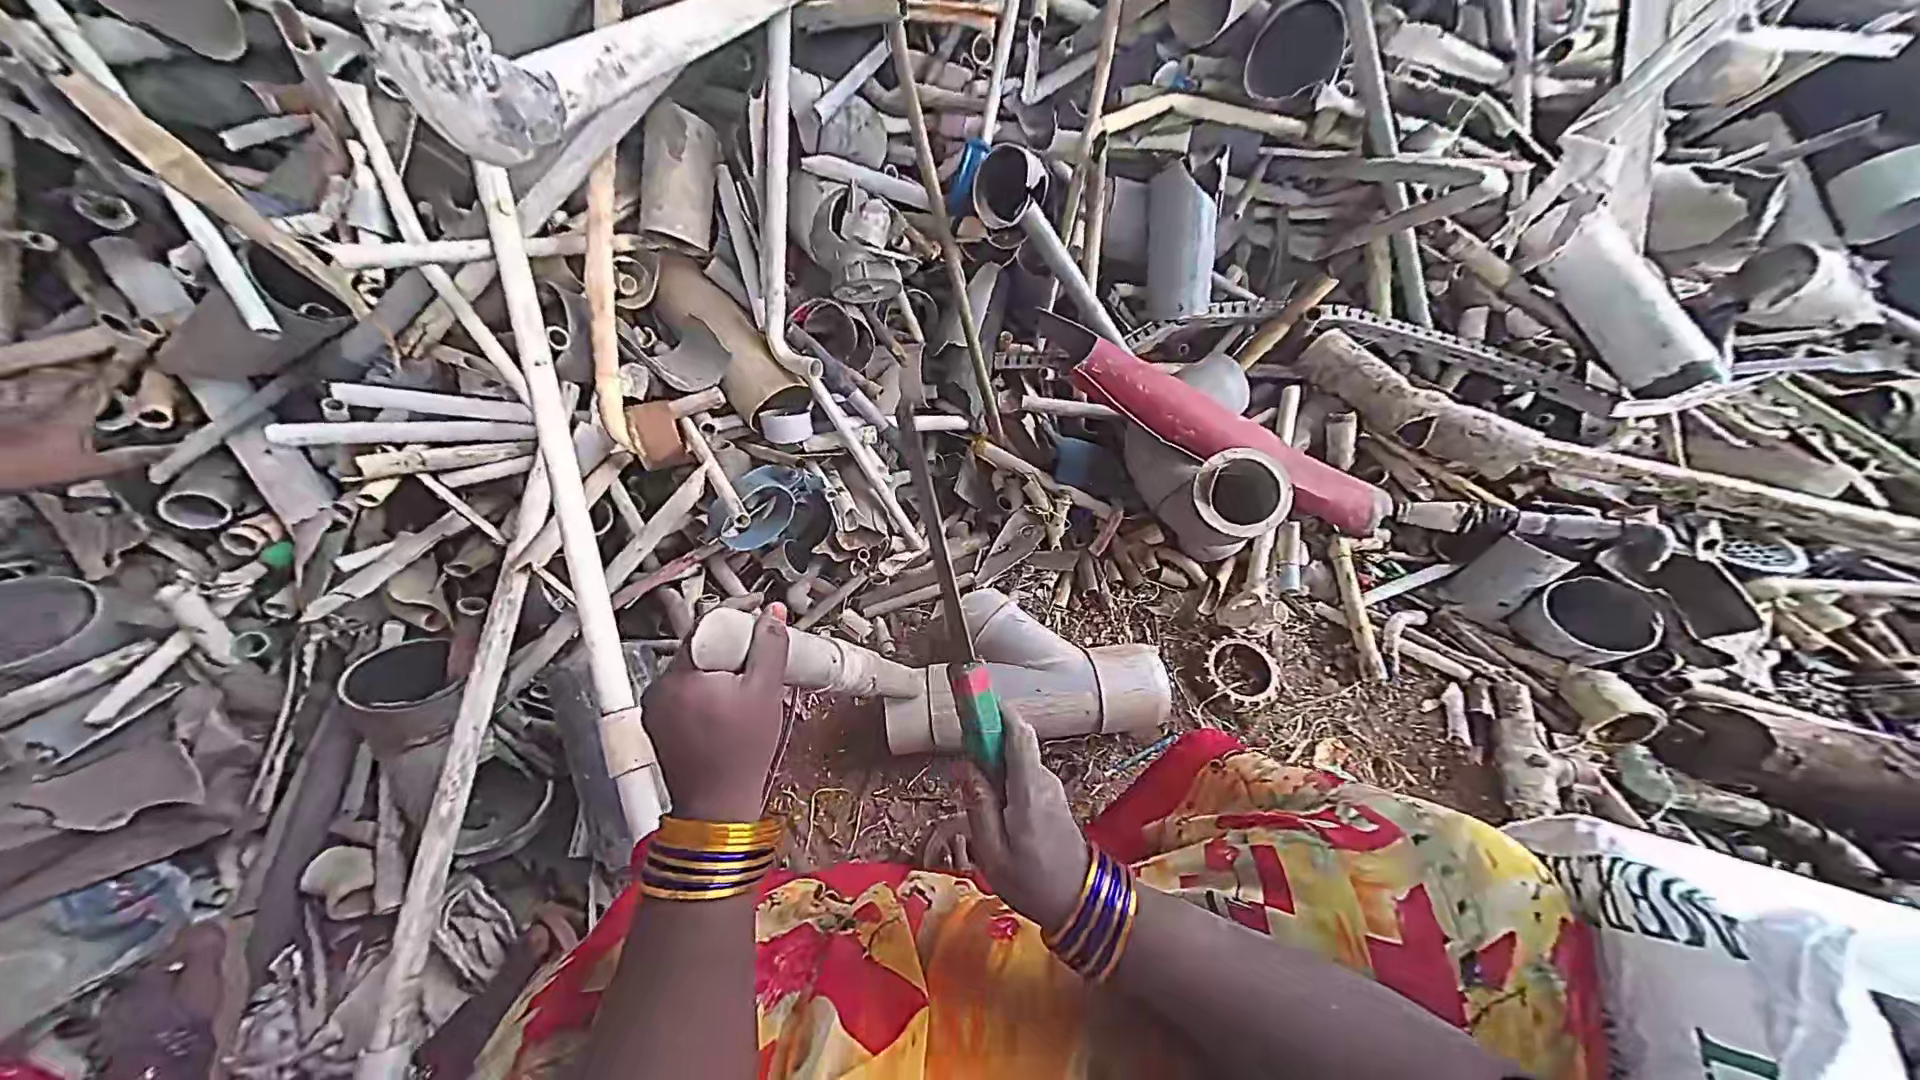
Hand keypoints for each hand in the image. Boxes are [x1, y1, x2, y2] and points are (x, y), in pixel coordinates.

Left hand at [643, 602, 789, 820]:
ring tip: (745, 692)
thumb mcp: (766, 691)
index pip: (707, 625)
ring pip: (693, 668)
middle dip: (730, 650)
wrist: (718, 804)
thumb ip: (770, 646)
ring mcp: (656, 706)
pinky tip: (729, 707)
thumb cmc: (740, 756)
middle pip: (699, 646)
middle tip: (756, 667)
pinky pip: (685, 690)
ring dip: (719, 670)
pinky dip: (706, 690)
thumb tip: (773, 614)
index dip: (737, 622)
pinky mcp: (659, 722)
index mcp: (681, 674)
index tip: (756, 627)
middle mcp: (660, 687)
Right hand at [957, 705, 1090, 934]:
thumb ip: (979, 805)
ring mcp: (1050, 788)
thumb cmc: (1033, 881)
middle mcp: (1044, 780)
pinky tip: (994, 811)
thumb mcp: (993, 852)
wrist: (1082, 903)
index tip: (977, 700)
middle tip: (963, 768)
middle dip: (986, 746)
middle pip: (1013, 745)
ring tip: (976, 800)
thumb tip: (965, 767)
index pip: (1019, 735)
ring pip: (1016, 763)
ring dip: (994, 769)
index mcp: (1029, 789)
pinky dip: (1004, 781)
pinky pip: (1022, 776)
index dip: (998, 712)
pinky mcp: (1051, 798)